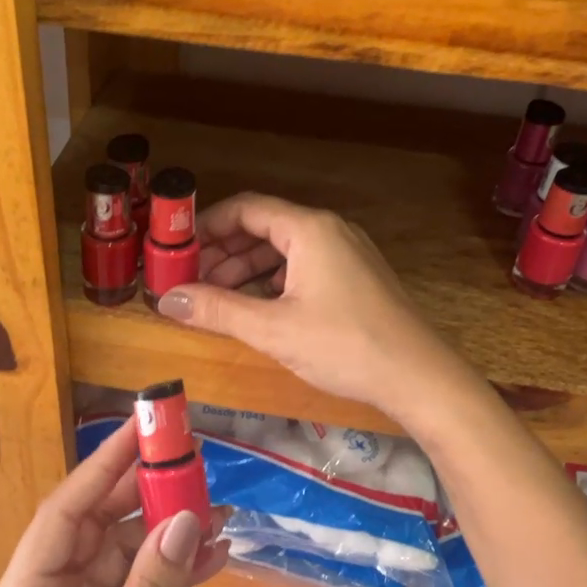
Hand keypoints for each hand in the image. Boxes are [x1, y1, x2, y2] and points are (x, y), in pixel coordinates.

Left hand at [0, 417, 229, 586]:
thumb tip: (188, 519)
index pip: (64, 513)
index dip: (103, 467)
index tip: (143, 429)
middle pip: (96, 528)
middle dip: (144, 496)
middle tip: (192, 464)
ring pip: (124, 557)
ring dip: (167, 535)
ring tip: (218, 512)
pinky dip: (173, 576)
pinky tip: (213, 558)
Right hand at [154, 193, 477, 419]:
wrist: (420, 378)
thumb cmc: (345, 346)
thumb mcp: (273, 329)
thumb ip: (218, 309)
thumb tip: (167, 299)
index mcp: (309, 229)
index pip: (245, 208)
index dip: (206, 225)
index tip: (176, 250)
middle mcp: (329, 231)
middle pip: (263, 227)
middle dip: (223, 252)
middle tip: (189, 281)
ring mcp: (346, 254)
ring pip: (283, 250)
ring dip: (246, 270)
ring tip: (215, 299)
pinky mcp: (355, 278)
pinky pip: (303, 267)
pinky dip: (273, 282)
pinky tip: (256, 309)